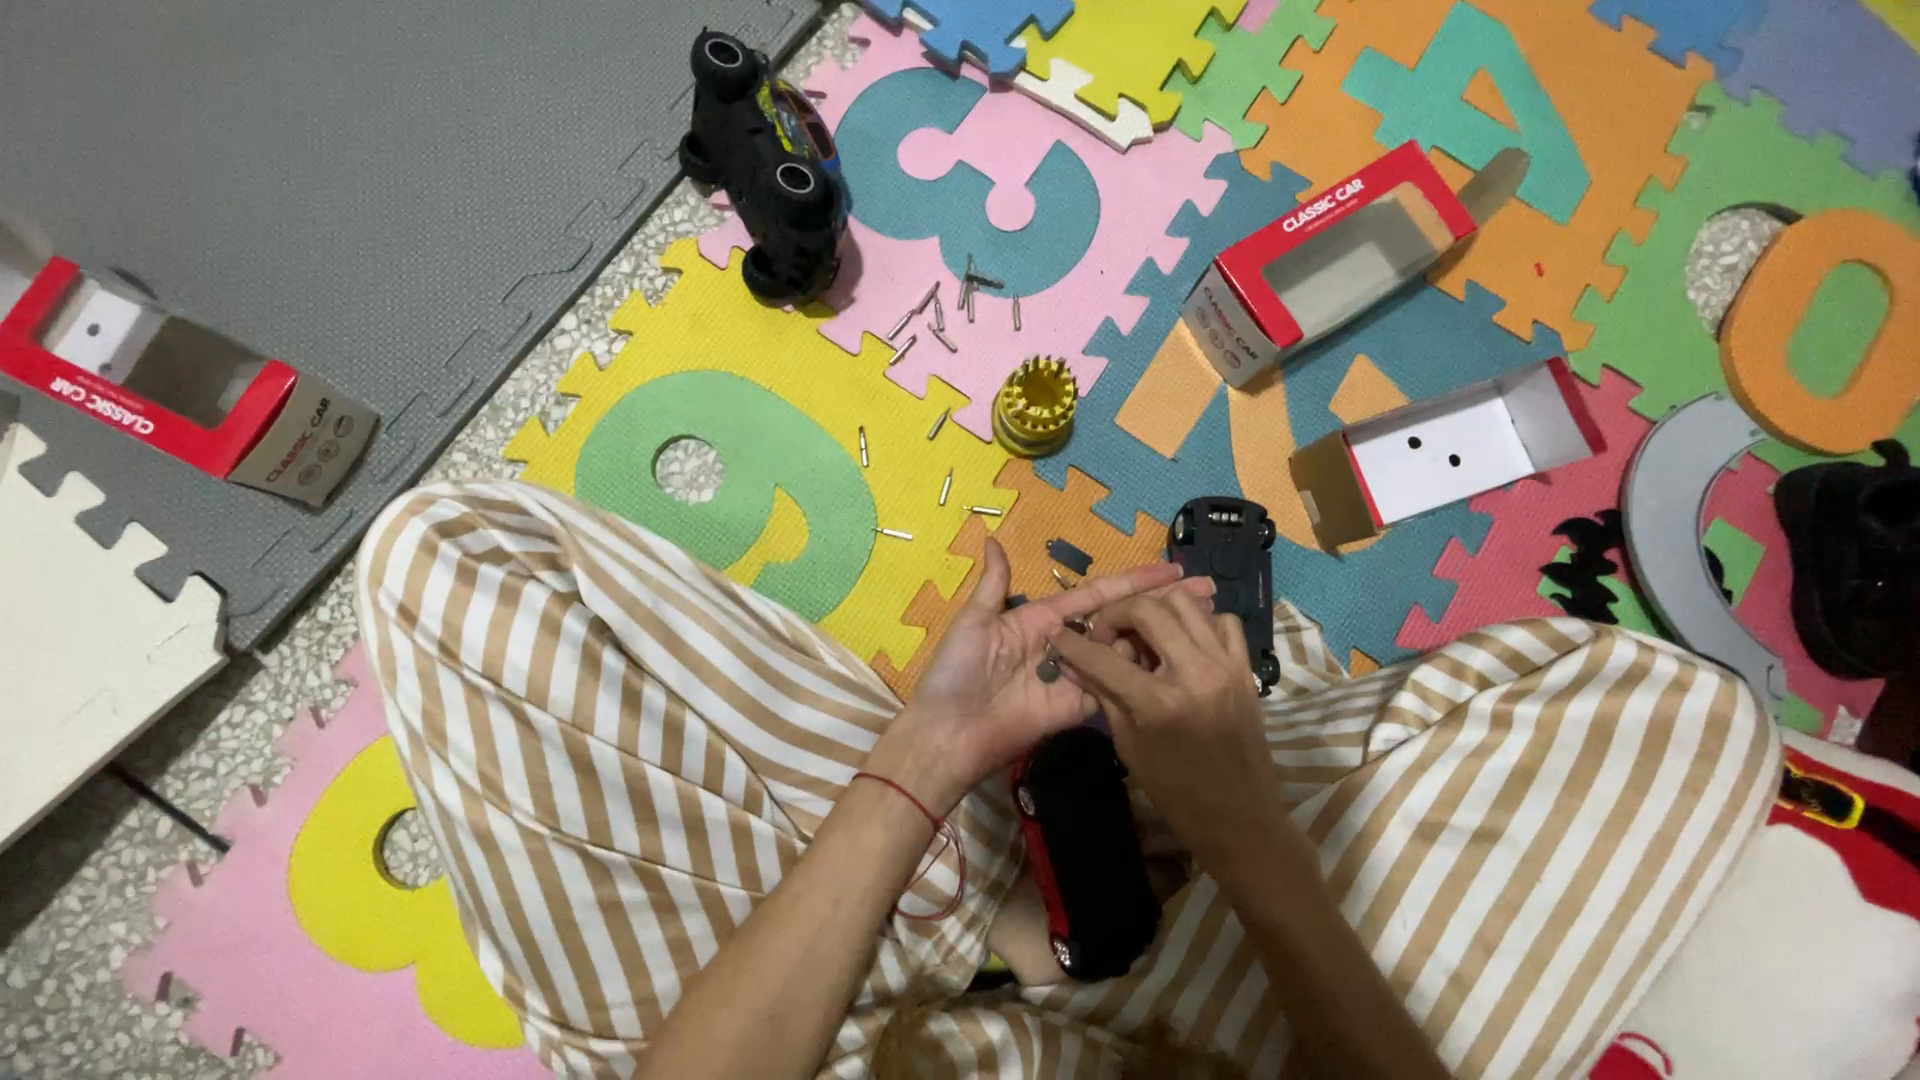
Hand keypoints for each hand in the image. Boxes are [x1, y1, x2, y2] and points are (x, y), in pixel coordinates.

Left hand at [866, 539, 1211, 813]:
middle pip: (1120, 621)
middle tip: (1205, 593)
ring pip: (1123, 653)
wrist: (948, 733)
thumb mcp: (972, 622)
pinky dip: (1138, 676)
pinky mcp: (1078, 710)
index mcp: (1042, 620)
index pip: (1097, 595)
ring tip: (1201, 622)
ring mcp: (1076, 678)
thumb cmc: (956, 672)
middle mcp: (1066, 645)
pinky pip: (1113, 688)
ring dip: (1158, 638)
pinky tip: (1173, 662)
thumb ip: (993, 585)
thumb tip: (991, 540)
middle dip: (1160, 607)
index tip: (1172, 570)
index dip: (1134, 582)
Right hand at [1047, 591, 1284, 875]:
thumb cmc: (1176, 792)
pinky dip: (1198, 623)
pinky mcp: (1246, 668)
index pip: (1105, 657)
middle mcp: (1195, 672)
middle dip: (1116, 614)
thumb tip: (1073, 661)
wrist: (1241, 817)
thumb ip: (1104, 695)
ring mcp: (1226, 666)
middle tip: (1107, 636)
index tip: (1058, 634)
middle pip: (1147, 609)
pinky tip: (1184, 644)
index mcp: (1159, 702)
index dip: (1074, 643)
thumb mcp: (1129, 745)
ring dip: (1156, 611)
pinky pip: (1222, 621)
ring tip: (1144, 636)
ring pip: (1186, 602)